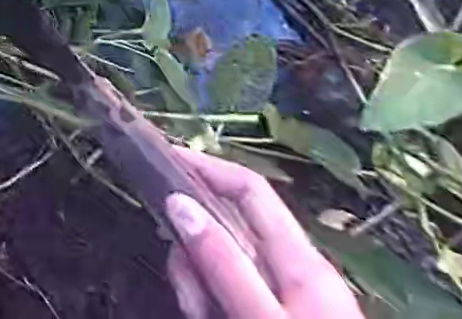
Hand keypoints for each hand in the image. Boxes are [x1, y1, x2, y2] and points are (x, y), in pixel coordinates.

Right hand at [164, 148, 363, 318]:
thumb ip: (223, 264)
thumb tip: (177, 200)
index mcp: (304, 265)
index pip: (249, 189)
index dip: (205, 166)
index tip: (157, 160)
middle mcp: (296, 275)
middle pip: (227, 228)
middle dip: (194, 246)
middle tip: (187, 293)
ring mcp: (286, 305)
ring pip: (221, 263)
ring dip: (197, 282)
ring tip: (199, 316)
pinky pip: (228, 295)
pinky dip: (208, 303)